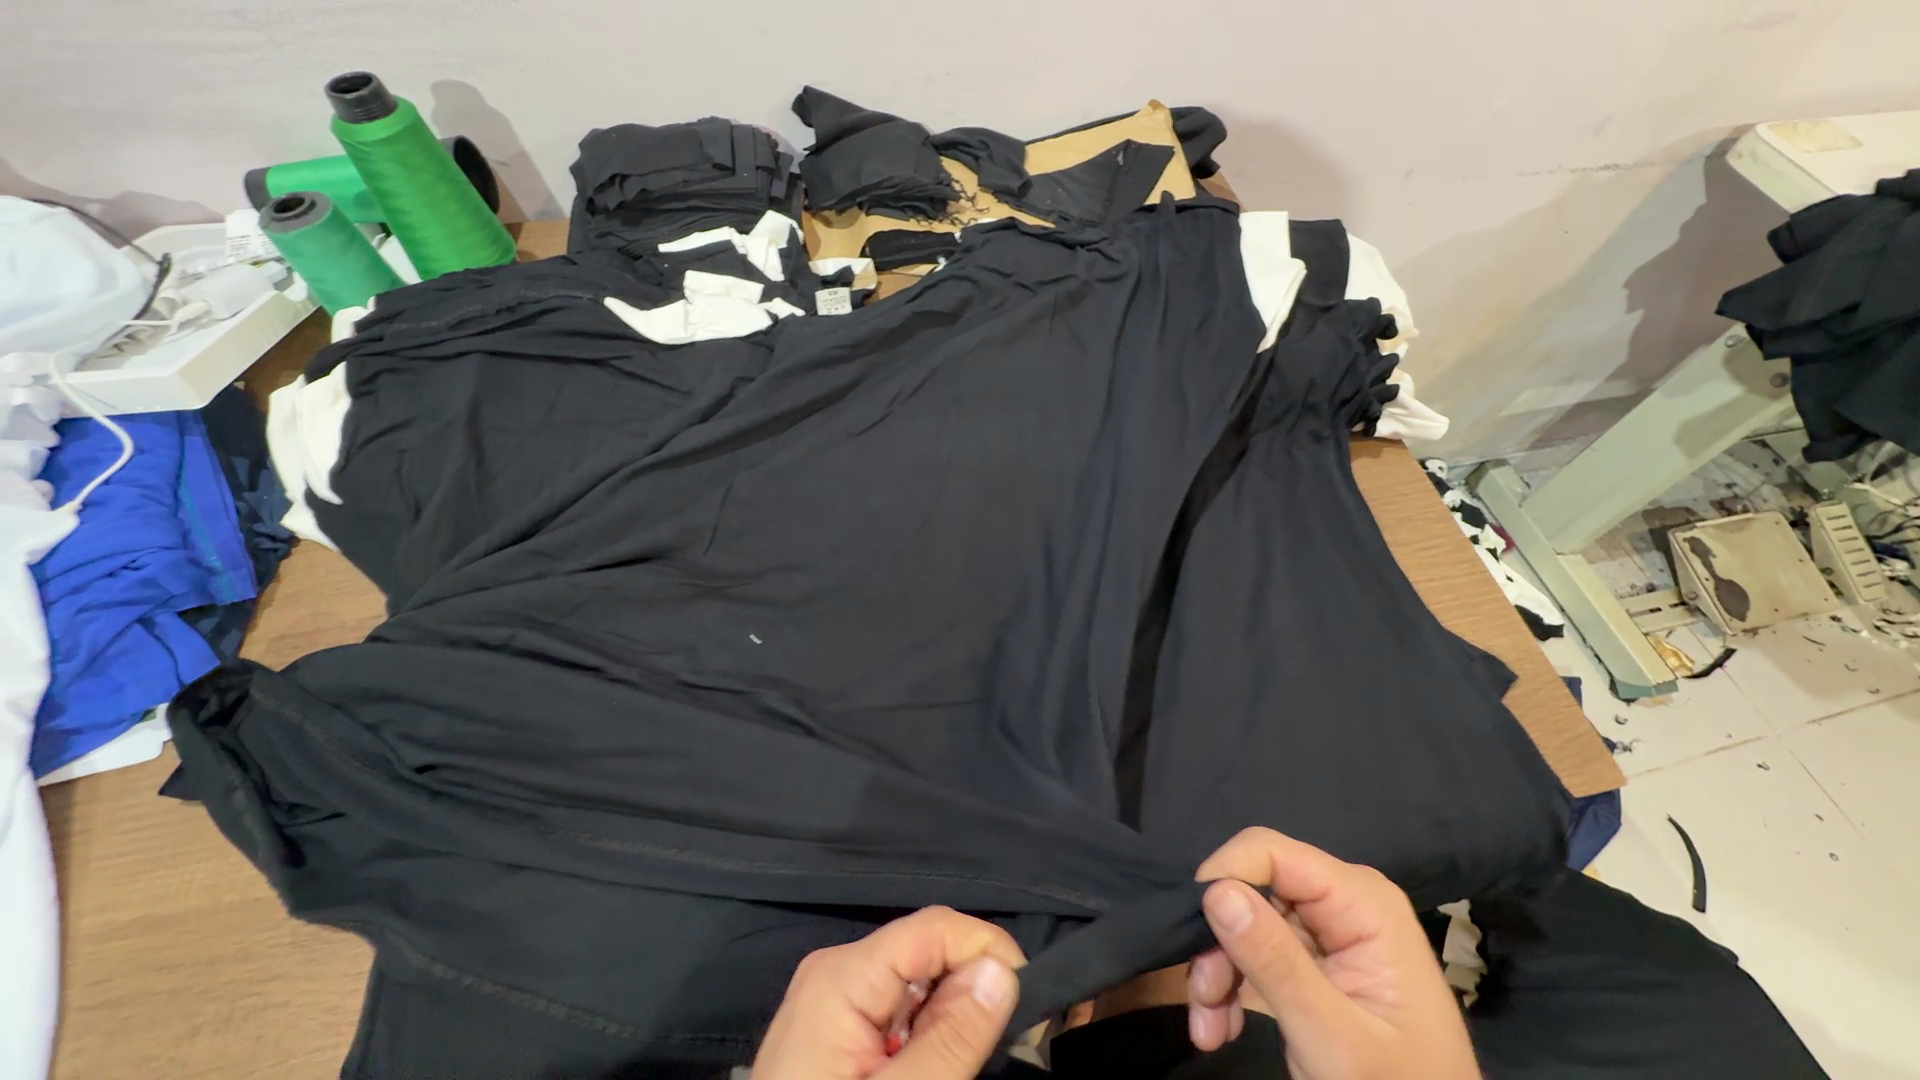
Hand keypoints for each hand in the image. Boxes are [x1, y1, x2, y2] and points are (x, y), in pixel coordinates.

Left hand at [752, 906, 1024, 1079]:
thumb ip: (951, 1037)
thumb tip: (1004, 970)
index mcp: (843, 974)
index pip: (935, 926)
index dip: (989, 950)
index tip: (1028, 1005)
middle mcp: (837, 968)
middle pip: (928, 949)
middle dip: (973, 986)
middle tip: (1005, 1046)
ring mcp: (833, 995)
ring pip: (917, 978)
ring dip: (953, 1013)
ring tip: (964, 1064)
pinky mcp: (836, 1022)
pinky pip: (896, 1005)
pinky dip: (927, 1029)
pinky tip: (931, 1066)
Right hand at [1186, 827, 1478, 1079]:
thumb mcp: (1333, 1038)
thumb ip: (1275, 962)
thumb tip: (1215, 891)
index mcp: (1362, 903)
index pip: (1272, 851)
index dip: (1223, 878)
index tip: (1191, 933)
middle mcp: (1342, 903)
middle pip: (1252, 888)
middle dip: (1218, 940)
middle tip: (1202, 999)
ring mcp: (1326, 933)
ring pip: (1243, 922)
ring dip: (1217, 971)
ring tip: (1209, 1029)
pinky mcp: (1311, 962)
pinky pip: (1253, 952)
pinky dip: (1229, 986)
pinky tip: (1220, 1026)